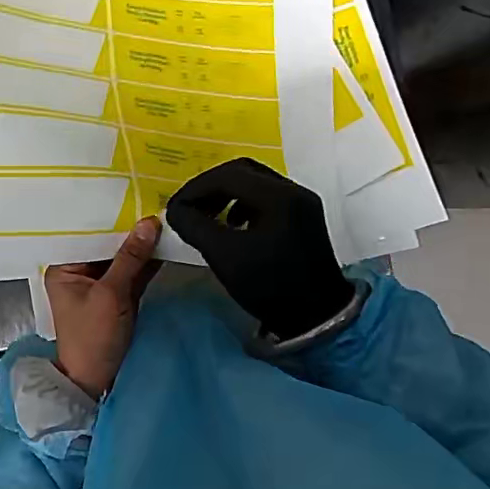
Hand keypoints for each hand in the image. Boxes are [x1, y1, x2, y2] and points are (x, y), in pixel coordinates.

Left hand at [45, 217, 160, 398]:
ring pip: (123, 256)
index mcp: (63, 267)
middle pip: (106, 243)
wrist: (96, 380)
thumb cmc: (92, 337)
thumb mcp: (110, 295)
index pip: (85, 233)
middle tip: (154, 199)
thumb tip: (150, 222)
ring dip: (142, 243)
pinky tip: (167, 241)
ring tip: (166, 215)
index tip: (132, 193)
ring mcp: (100, 283)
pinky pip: (134, 271)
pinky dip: (149, 260)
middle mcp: (79, 271)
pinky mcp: (119, 295)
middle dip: (129, 227)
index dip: (109, 215)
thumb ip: (130, 258)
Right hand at [165, 158, 351, 339]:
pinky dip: (240, 203)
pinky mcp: (301, 217)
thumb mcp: (224, 255)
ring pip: (254, 182)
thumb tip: (175, 210)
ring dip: (224, 194)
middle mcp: (293, 191)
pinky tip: (231, 225)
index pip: (227, 175)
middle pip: (241, 172)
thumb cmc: (269, 285)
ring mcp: (300, 203)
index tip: (175, 208)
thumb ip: (194, 226)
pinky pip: (264, 197)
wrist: (315, 316)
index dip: (195, 188)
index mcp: (278, 197)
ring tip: (206, 216)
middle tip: (189, 207)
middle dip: (209, 187)